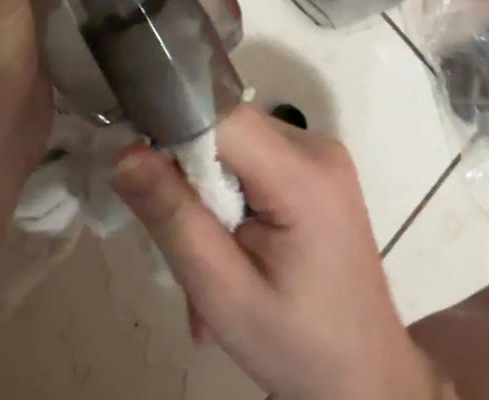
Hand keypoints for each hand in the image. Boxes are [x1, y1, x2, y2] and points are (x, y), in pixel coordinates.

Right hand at [111, 106, 437, 399]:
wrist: (366, 380)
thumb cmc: (298, 345)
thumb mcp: (222, 292)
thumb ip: (172, 217)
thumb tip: (122, 152)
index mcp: (303, 174)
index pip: (217, 115)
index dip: (170, 132)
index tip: (140, 175)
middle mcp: (316, 147)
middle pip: (222, 129)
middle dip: (185, 175)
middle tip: (176, 240)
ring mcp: (319, 156)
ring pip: (230, 144)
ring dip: (203, 192)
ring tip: (206, 257)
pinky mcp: (314, 169)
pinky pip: (249, 160)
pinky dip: (226, 197)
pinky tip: (229, 246)